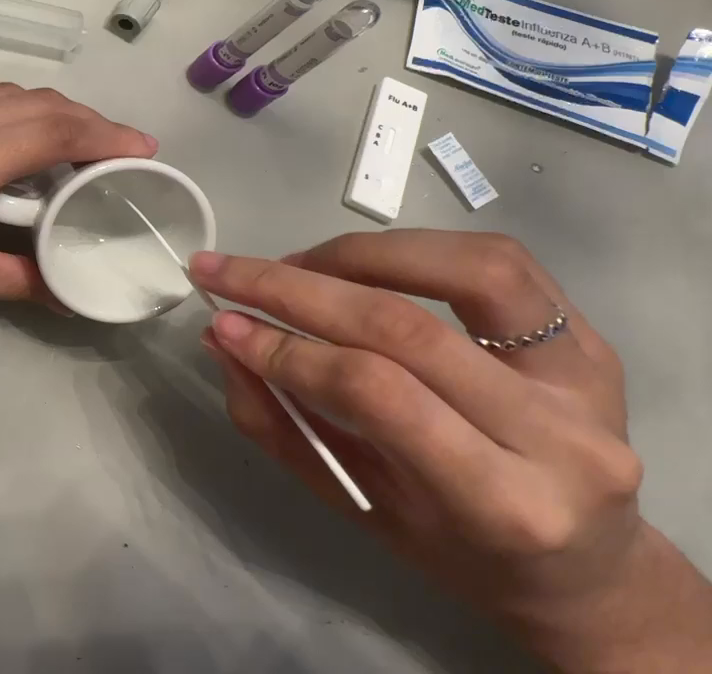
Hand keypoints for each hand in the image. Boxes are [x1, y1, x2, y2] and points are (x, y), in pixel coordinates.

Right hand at [192, 231, 711, 672]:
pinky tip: (358, 263)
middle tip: (221, 270)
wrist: (581, 565)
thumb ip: (277, 420)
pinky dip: (414, 248)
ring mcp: (587, 381)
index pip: (375, 392)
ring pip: (468, 272)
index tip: (219, 325)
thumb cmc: (450, 546)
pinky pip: (502, 264)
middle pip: (405, 327)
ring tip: (295, 264)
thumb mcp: (351, 498)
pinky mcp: (592, 341)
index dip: (285, 350)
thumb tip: (223, 337)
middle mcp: (559, 437)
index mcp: (498, 501)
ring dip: (359, 255)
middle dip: (292, 288)